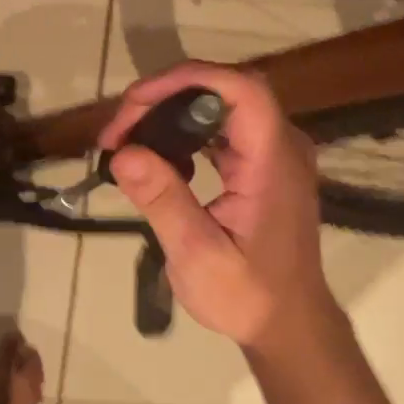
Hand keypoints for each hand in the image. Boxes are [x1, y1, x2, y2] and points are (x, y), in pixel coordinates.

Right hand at [100, 62, 337, 347]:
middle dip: (167, 98)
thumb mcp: (196, 253)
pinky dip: (185, 137)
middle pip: (226, 92)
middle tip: (118, 131)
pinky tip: (158, 163)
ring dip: (172, 116)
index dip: (186, 80)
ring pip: (222, 110)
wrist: (285, 323)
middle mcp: (280, 147)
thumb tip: (123, 154)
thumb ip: (163, 200)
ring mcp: (274, 157)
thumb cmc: (246, 294)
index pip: (240, 90)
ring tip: (127, 143)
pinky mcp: (262, 171)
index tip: (133, 102)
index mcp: (273, 161)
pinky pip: (224, 134)